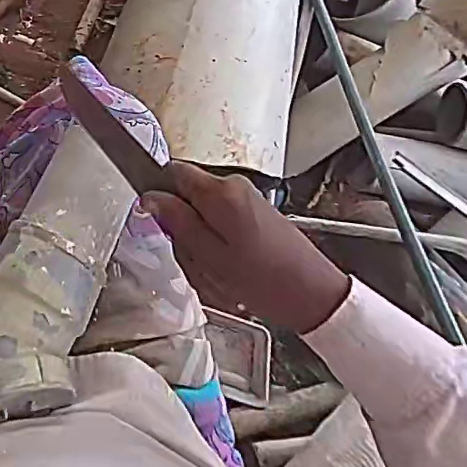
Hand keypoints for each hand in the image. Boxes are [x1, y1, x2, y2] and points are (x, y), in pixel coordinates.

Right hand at [141, 162, 351, 332]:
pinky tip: (229, 272)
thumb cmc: (264, 280)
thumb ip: (176, 221)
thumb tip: (149, 198)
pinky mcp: (256, 214)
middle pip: (186, 195)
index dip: (159, 194)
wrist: (316, 296)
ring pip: (202, 212)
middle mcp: (234, 186)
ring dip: (200, 241)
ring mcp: (247, 199)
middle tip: (193, 259)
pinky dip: (217, 245)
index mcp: (220, 192)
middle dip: (182, 226)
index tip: (160, 222)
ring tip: (215, 273)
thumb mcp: (209, 255)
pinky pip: (221, 222)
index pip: (172, 171)